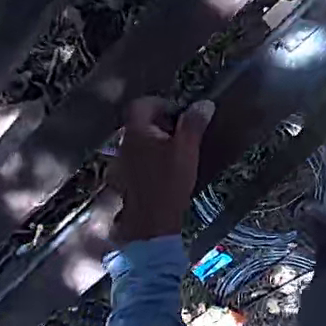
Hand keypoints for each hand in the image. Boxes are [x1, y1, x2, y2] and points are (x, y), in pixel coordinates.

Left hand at [114, 97, 213, 241]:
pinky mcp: (126, 179)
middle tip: (182, 132)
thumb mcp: (187, 149)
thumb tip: (204, 104)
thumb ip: (194, 124)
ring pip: (139, 142)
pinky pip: (139, 159)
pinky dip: (152, 158)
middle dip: (162, 122)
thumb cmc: (168, 182)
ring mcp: (122, 163)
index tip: (180, 112)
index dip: (161, 103)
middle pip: (140, 122)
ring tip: (178, 151)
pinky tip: (168, 170)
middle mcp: (124, 144)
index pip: (142, 104)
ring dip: (157, 141)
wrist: (152, 223)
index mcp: (136, 131)